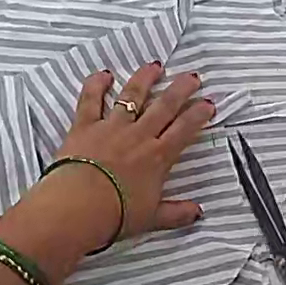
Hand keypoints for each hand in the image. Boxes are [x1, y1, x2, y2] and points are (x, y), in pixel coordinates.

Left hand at [51, 63, 214, 244]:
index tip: (208, 103)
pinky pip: (91, 100)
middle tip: (192, 77)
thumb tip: (197, 213)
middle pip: (165, 106)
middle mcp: (139, 136)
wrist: (77, 207)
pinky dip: (96, 85)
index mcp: (158, 157)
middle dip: (181, 89)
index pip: (184, 129)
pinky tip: (104, 74)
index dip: (199, 114)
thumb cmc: (116, 214)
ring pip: (132, 96)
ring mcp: (112, 128)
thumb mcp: (152, 218)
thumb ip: (176, 213)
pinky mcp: (85, 126)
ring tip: (155, 66)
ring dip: (145, 79)